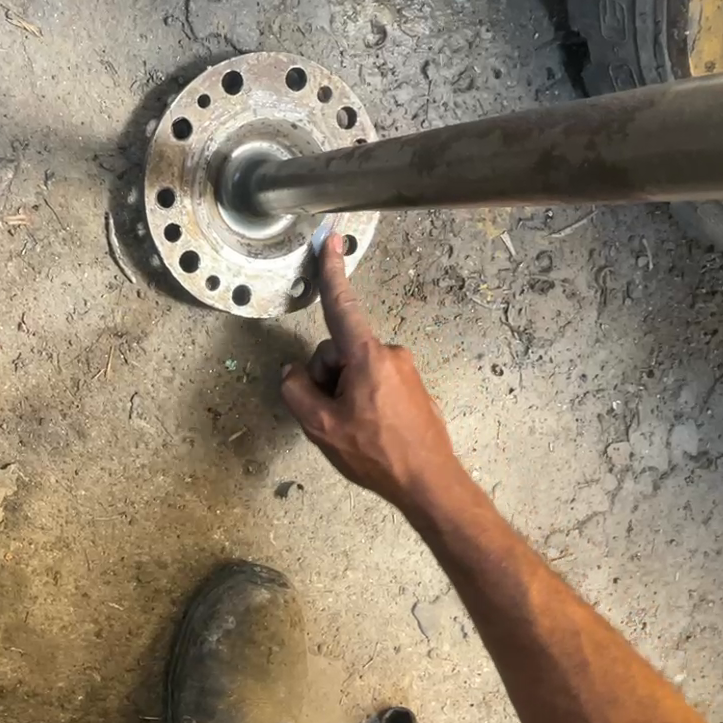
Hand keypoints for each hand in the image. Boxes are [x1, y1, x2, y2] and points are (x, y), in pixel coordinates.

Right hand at [280, 235, 471, 517]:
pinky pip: (371, 382)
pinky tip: (368, 430)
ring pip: (353, 370)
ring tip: (352, 428)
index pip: (341, 305)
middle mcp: (390, 353)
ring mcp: (404, 370)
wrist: (429, 483)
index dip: (331, 271)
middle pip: (336, 352)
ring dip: (342, 393)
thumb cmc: (377, 454)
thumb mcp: (320, 425)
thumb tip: (293, 374)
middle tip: (332, 416)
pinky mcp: (411, 387)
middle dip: (326, 379)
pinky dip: (360, 400)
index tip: (330, 240)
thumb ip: (296, 391)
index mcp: (368, 355)